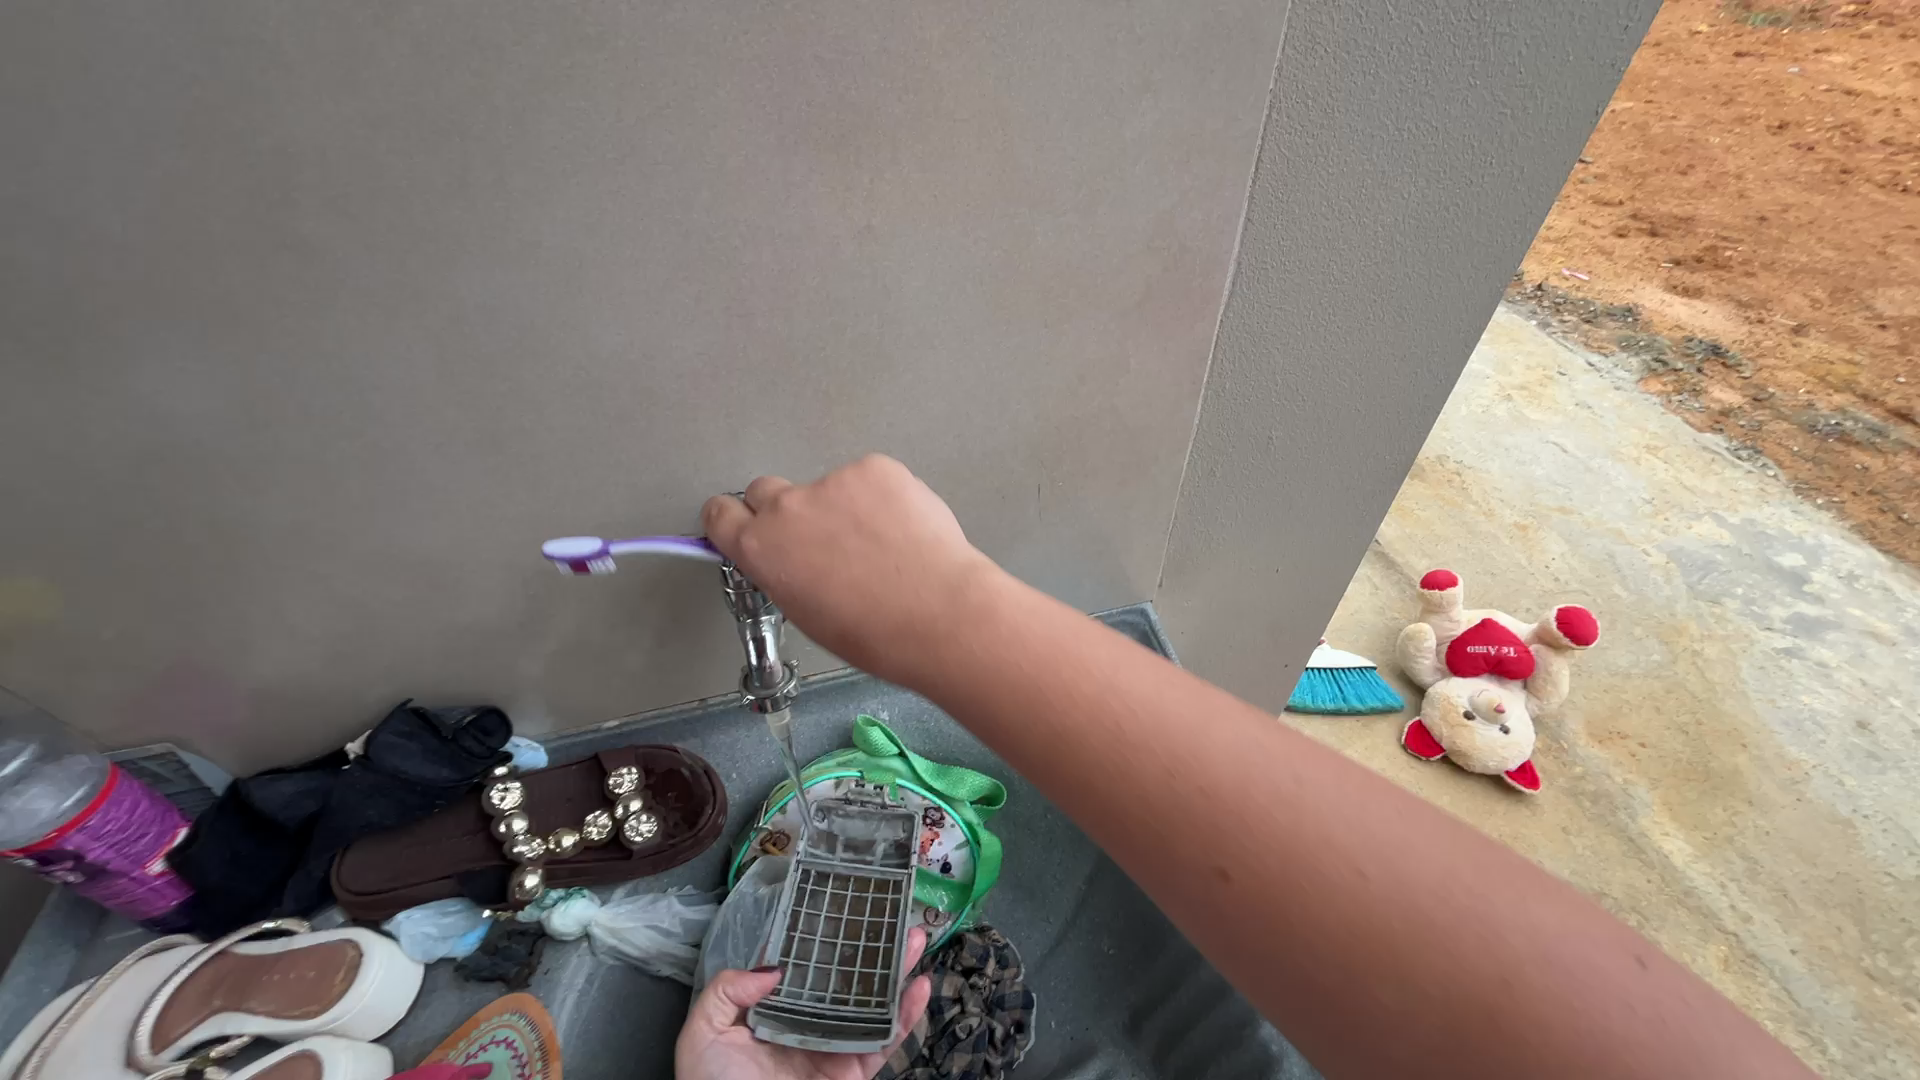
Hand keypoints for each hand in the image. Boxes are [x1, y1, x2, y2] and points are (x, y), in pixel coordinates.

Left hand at [674, 927, 933, 1079]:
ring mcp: (837, 1045)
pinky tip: (920, 986)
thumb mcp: (704, 1033)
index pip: (806, 965)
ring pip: (875, 1000)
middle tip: (896, 914)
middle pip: (849, 976)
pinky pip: (887, 1040)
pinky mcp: (857, 1070)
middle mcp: (811, 1022)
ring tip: (917, 937)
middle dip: (874, 945)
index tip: (846, 906)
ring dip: (899, 969)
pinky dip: (907, 1015)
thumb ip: (727, 989)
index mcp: (776, 1011)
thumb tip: (775, 967)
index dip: (826, 935)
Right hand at [702, 455, 1006, 687]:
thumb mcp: (807, 614)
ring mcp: (833, 482)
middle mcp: (788, 507)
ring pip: (830, 488)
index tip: (743, 522)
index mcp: (761, 548)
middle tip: (822, 537)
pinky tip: (901, 531)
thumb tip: (790, 563)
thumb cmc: (878, 631)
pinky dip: (883, 498)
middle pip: (767, 490)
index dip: (735, 520)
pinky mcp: (876, 469)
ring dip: (847, 507)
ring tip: (882, 547)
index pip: (721, 514)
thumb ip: (785, 574)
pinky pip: (870, 479)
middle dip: (787, 510)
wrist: (937, 613)